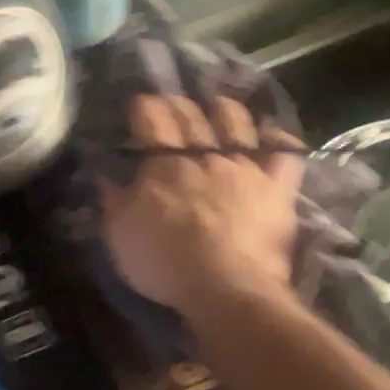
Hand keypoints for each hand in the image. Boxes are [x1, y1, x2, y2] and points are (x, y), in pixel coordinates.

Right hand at [101, 95, 306, 312]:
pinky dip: (278, 140)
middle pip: (192, 117)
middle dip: (181, 105)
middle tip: (174, 102)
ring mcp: (245, 167)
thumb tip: (105, 174)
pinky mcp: (277, 188)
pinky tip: (273, 135)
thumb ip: (113, 200)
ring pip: (237, 124)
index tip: (140, 105)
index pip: (152, 120)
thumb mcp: (120, 235)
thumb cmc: (164, 263)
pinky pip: (283, 154)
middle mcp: (205, 155)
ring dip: (227, 111)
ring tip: (220, 107)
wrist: (225, 287)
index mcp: (163, 164)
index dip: (145, 108)